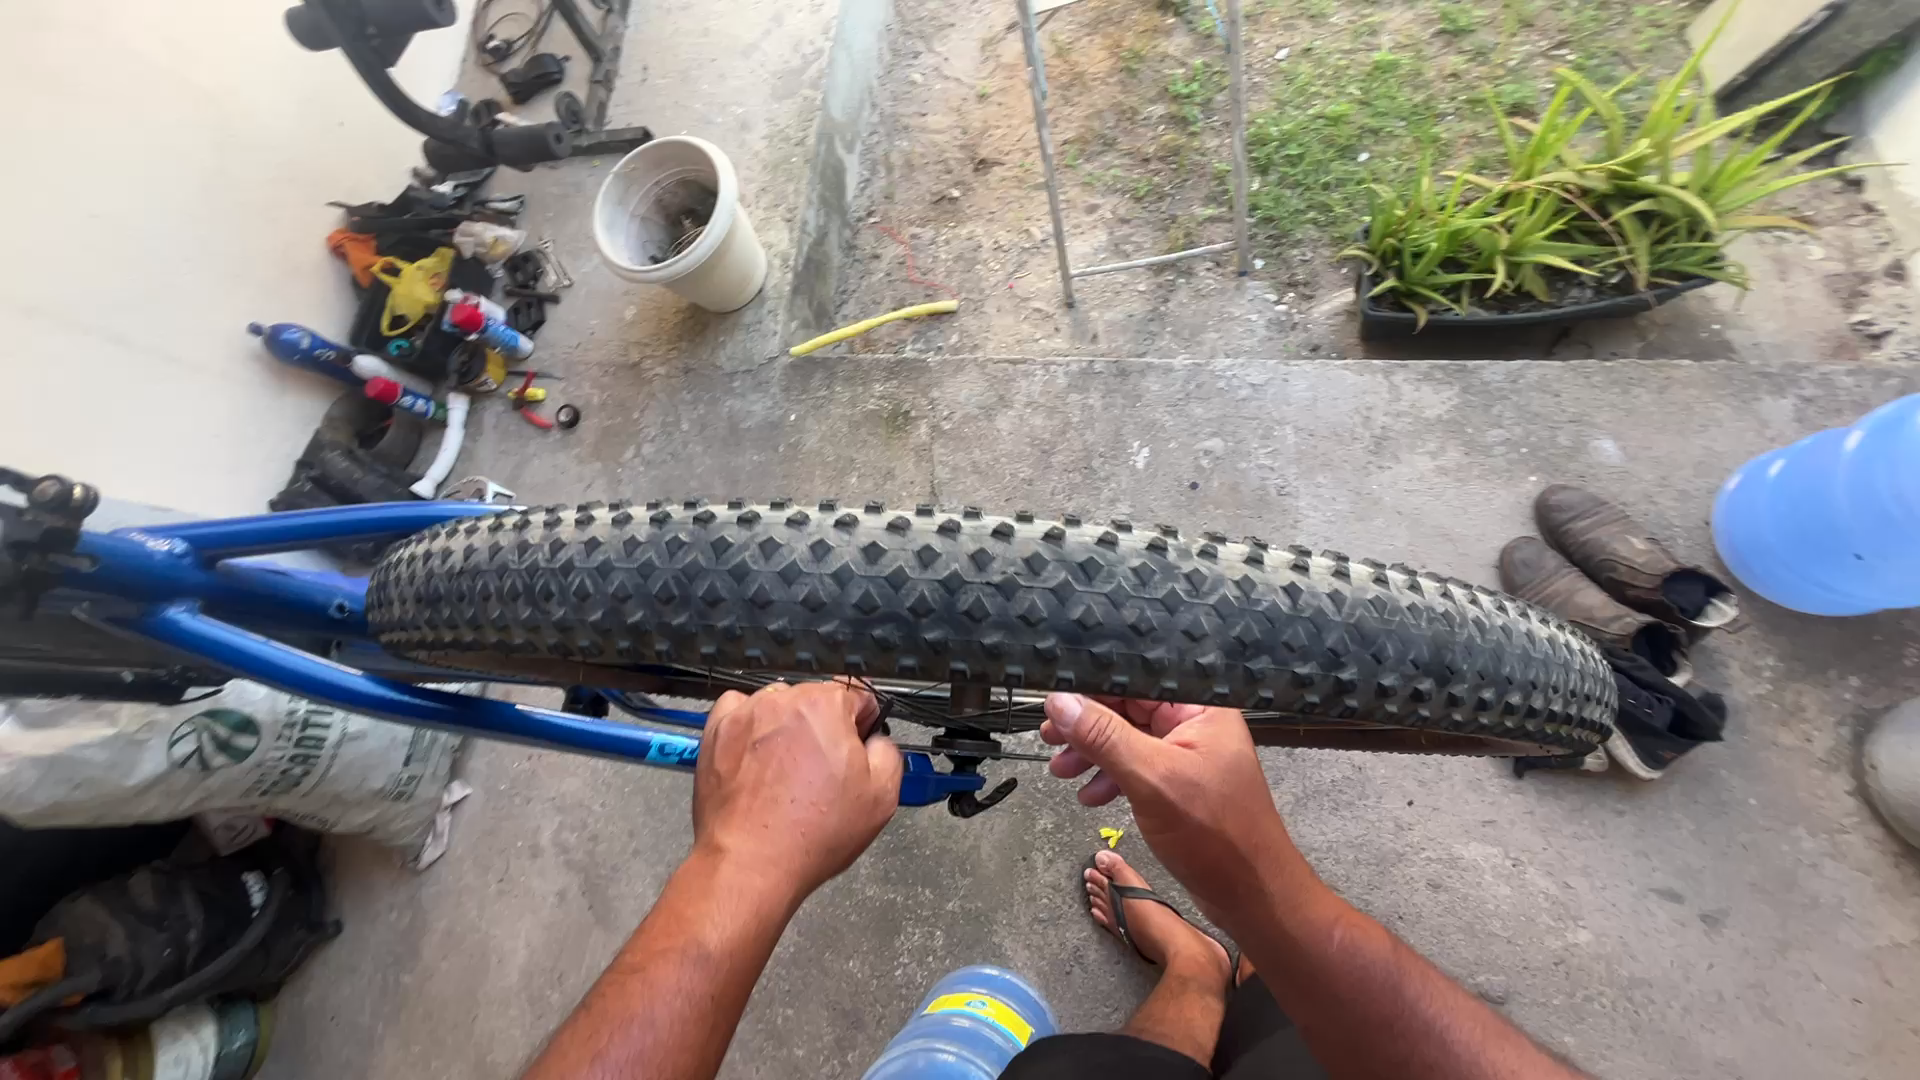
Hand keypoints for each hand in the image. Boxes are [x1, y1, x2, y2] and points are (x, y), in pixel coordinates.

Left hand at [694, 682, 902, 899]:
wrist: (750, 864)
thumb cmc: (812, 833)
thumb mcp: (882, 796)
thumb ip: (888, 752)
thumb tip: (875, 742)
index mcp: (827, 705)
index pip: (857, 695)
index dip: (864, 722)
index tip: (859, 743)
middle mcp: (785, 700)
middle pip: (817, 699)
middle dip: (825, 727)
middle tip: (824, 770)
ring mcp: (747, 713)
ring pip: (779, 704)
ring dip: (788, 725)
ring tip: (787, 769)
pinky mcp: (717, 732)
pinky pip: (739, 709)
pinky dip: (750, 724)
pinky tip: (757, 753)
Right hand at [1041, 694, 1307, 928]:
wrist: (1253, 898)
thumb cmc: (1214, 835)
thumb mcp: (1150, 779)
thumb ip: (1102, 737)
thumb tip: (1059, 702)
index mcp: (1200, 708)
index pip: (1136, 682)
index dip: (1093, 688)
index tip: (1054, 698)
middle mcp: (1195, 724)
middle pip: (1128, 710)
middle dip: (1086, 725)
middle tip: (1048, 735)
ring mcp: (1187, 755)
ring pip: (1127, 739)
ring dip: (1092, 753)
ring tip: (1060, 770)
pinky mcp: (1179, 783)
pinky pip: (1136, 767)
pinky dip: (1110, 777)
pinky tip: (1090, 796)